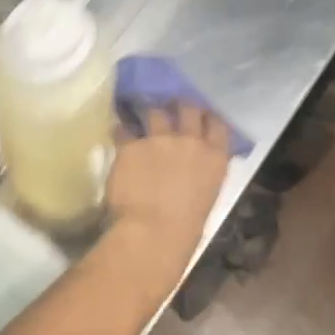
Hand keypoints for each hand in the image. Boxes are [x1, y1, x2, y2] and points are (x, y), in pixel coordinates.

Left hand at [106, 103, 231, 272]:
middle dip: (178, 103)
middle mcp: (190, 141)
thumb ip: (201, 172)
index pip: (217, 123)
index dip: (206, 115)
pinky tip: (116, 131)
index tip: (199, 114)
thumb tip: (191, 166)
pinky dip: (120, 130)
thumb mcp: (206, 194)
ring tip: (137, 109)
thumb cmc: (185, 226)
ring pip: (154, 111)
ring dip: (147, 110)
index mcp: (215, 157)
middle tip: (168, 103)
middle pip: (187, 107)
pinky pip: (123, 130)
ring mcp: (160, 140)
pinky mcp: (131, 146)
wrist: (154, 231)